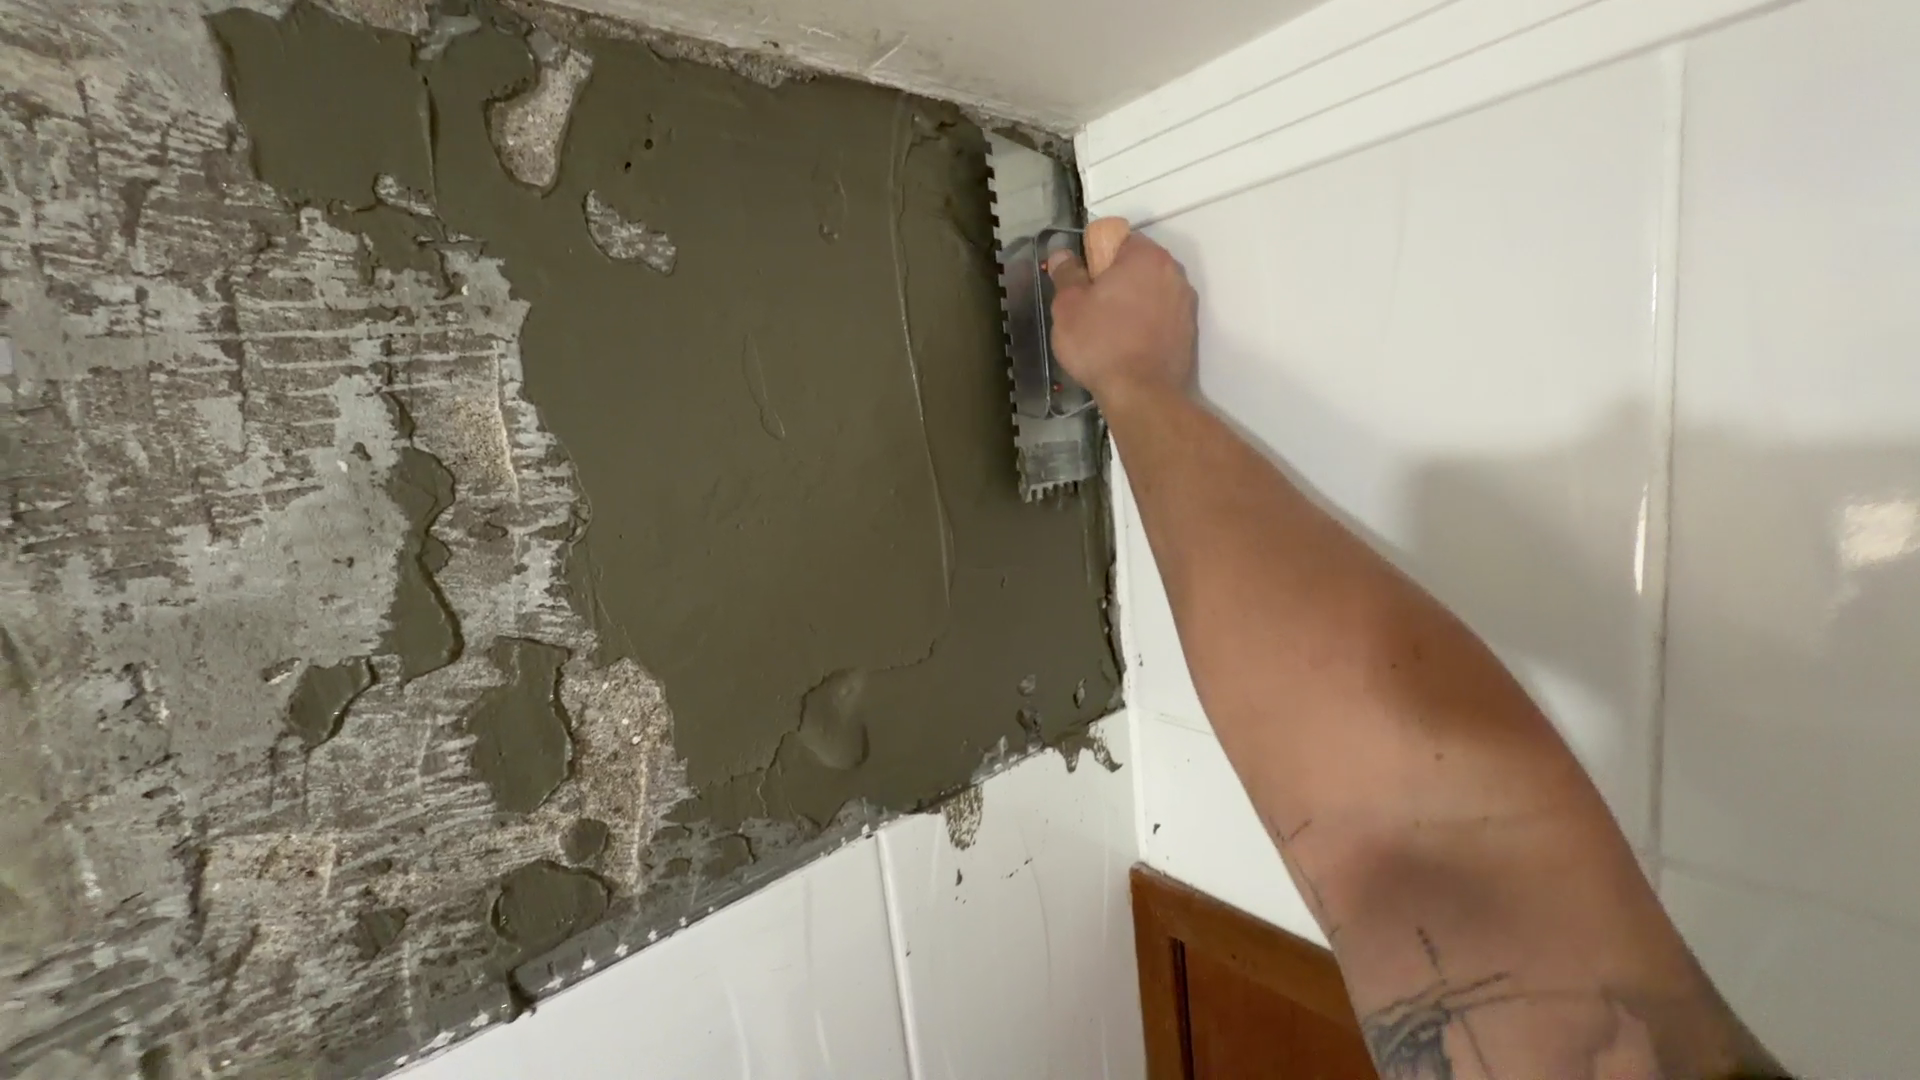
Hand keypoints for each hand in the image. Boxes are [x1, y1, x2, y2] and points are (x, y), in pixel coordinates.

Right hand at [1046, 230, 1198, 406]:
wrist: (1143, 394)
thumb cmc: (1101, 345)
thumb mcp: (1068, 307)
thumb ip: (1067, 274)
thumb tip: (1064, 255)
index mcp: (1145, 256)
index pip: (1118, 238)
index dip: (1096, 258)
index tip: (1082, 283)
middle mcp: (1173, 272)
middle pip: (1137, 266)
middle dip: (1115, 281)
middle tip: (1091, 310)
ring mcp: (1185, 303)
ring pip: (1150, 292)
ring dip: (1131, 303)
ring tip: (1109, 333)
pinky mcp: (1189, 332)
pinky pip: (1161, 317)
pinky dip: (1145, 325)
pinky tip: (1128, 348)